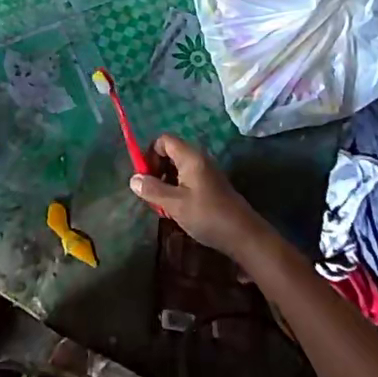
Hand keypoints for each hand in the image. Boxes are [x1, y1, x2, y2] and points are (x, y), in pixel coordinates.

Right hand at [128, 135, 270, 257]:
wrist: (244, 236)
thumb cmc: (208, 215)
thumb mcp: (175, 204)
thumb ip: (152, 189)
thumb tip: (133, 179)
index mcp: (190, 156)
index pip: (163, 140)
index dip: (150, 154)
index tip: (145, 176)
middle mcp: (199, 159)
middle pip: (170, 153)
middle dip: (156, 170)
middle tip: (152, 192)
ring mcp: (206, 172)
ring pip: (178, 168)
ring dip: (166, 182)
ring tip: (163, 204)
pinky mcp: (211, 185)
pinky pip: (187, 178)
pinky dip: (177, 189)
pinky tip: (177, 209)